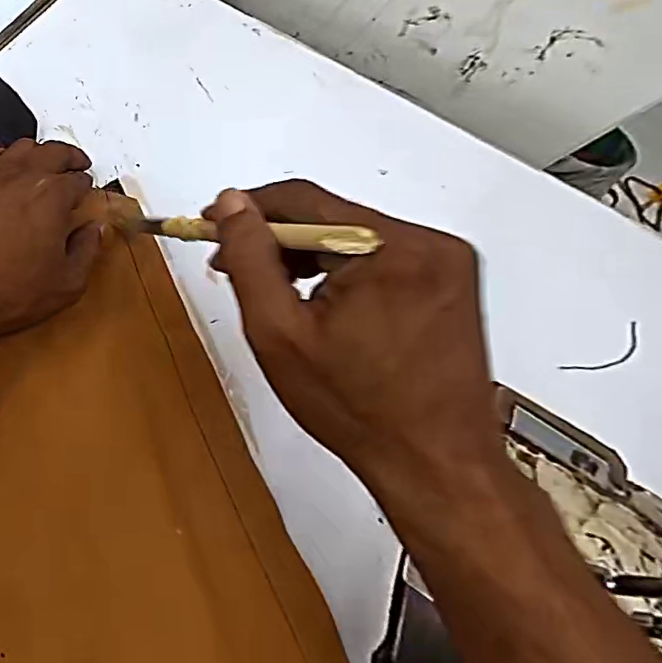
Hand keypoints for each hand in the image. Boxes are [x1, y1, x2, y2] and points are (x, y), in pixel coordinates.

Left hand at [0, 139, 105, 346]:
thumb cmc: (1, 293)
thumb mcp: (66, 284)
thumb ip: (86, 251)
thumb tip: (93, 233)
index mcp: (52, 196)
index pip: (79, 180)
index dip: (86, 188)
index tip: (86, 195)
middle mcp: (21, 178)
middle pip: (54, 152)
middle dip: (70, 158)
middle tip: (77, 166)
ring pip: (21, 147)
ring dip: (38, 152)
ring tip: (45, 162)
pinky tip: (2, 165)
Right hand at [205, 181, 501, 493]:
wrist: (433, 462)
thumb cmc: (365, 411)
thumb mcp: (277, 331)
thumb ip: (249, 258)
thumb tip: (232, 206)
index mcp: (391, 251)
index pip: (300, 200)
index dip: (246, 210)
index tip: (216, 221)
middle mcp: (429, 246)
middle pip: (325, 216)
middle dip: (272, 239)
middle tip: (235, 263)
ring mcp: (444, 262)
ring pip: (347, 234)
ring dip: (302, 255)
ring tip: (272, 289)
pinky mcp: (446, 279)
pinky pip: (374, 253)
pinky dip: (336, 268)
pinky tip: (313, 298)